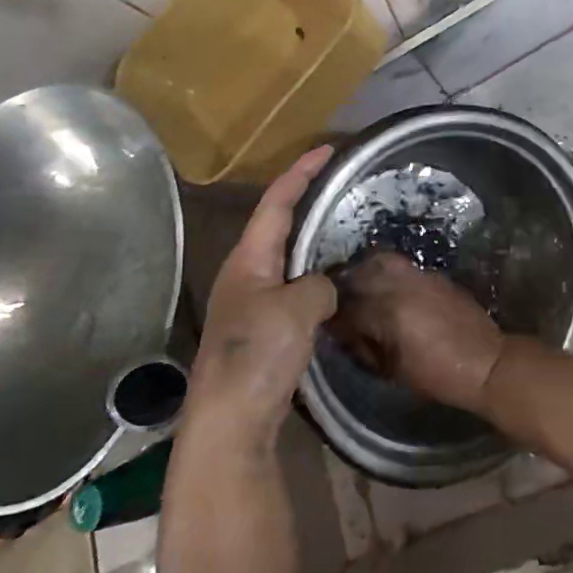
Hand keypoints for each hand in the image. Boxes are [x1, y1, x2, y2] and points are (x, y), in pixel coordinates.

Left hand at [186, 146, 336, 434]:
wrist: (230, 423)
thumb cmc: (257, 356)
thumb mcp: (297, 310)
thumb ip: (320, 284)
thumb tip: (327, 285)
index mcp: (248, 260)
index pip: (276, 203)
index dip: (300, 173)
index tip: (327, 150)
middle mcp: (245, 275)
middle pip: (277, 225)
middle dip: (306, 199)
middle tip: (340, 184)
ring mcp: (252, 303)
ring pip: (287, 258)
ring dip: (312, 238)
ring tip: (343, 225)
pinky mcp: (263, 329)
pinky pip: (294, 286)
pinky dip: (315, 273)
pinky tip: (335, 280)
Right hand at [329, 251, 504, 413]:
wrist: (485, 362)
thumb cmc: (437, 375)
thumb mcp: (392, 369)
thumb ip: (364, 346)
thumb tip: (346, 333)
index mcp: (387, 311)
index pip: (347, 307)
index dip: (332, 318)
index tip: (325, 323)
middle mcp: (401, 285)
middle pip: (359, 273)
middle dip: (344, 286)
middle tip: (337, 302)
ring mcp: (421, 275)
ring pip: (381, 261)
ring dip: (365, 272)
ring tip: (360, 290)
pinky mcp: (435, 275)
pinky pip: (404, 267)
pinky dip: (389, 274)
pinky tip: (388, 291)